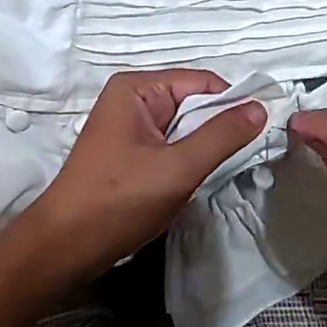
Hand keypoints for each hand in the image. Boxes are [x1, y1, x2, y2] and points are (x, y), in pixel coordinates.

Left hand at [18, 69, 263, 284]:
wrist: (66, 244)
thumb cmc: (118, 201)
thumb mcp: (178, 167)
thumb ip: (222, 135)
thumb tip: (260, 107)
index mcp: (136, 88)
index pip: (201, 82)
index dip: (233, 104)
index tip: (260, 134)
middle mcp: (131, 99)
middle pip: (192, 103)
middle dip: (216, 130)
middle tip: (239, 162)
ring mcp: (128, 127)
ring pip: (183, 128)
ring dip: (201, 149)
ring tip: (209, 175)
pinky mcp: (128, 153)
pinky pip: (169, 146)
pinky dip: (185, 162)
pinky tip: (189, 184)